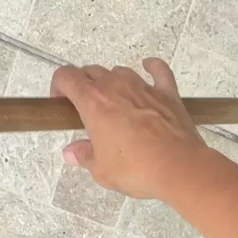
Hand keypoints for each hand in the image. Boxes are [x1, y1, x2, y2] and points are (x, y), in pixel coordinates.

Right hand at [49, 59, 211, 199]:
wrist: (178, 168)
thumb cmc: (137, 169)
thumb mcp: (102, 170)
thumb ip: (85, 156)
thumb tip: (72, 153)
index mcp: (93, 102)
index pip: (66, 76)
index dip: (59, 85)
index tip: (62, 102)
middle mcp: (116, 87)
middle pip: (92, 72)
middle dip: (85, 86)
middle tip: (88, 108)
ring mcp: (143, 87)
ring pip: (121, 72)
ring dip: (114, 81)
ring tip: (116, 101)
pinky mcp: (168, 94)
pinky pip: (159, 71)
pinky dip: (152, 67)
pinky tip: (149, 66)